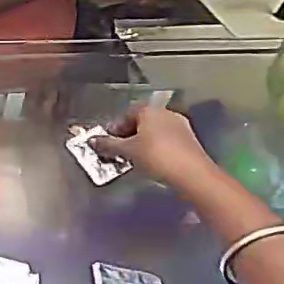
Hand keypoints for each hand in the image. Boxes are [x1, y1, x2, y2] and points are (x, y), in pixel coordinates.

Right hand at [90, 105, 222, 192]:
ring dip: (143, 141)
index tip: (109, 142)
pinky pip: (166, 139)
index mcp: (150, 110)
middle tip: (120, 150)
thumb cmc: (155, 156)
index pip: (127, 113)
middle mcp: (166, 113)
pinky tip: (153, 160)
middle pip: (142, 121)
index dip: (116, 127)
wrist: (191, 173)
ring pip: (155, 130)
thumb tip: (92, 140)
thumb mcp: (127, 151)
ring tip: (135, 157)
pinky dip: (156, 146)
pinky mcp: (188, 139)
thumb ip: (108, 145)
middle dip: (129, 134)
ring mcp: (180, 125)